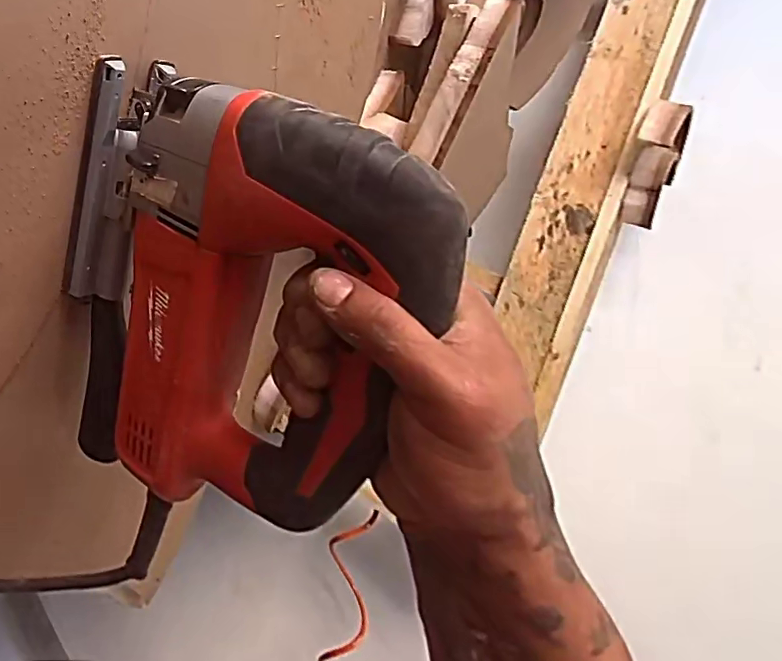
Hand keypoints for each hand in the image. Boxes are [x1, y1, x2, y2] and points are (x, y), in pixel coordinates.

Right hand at [271, 267, 557, 551]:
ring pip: (306, 319)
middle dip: (309, 321)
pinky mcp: (345, 373)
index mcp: (441, 301)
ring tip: (318, 386)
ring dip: (299, 353)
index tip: (319, 299)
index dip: (336, 268)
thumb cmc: (486, 463)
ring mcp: (369, 345)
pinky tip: (313, 401)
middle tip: (319, 355)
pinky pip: (300, 356)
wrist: (464, 527)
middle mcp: (401, 314)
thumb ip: (388, 330)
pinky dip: (295, 378)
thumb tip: (328, 283)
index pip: (374, 255)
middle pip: (326, 284)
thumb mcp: (446, 391)